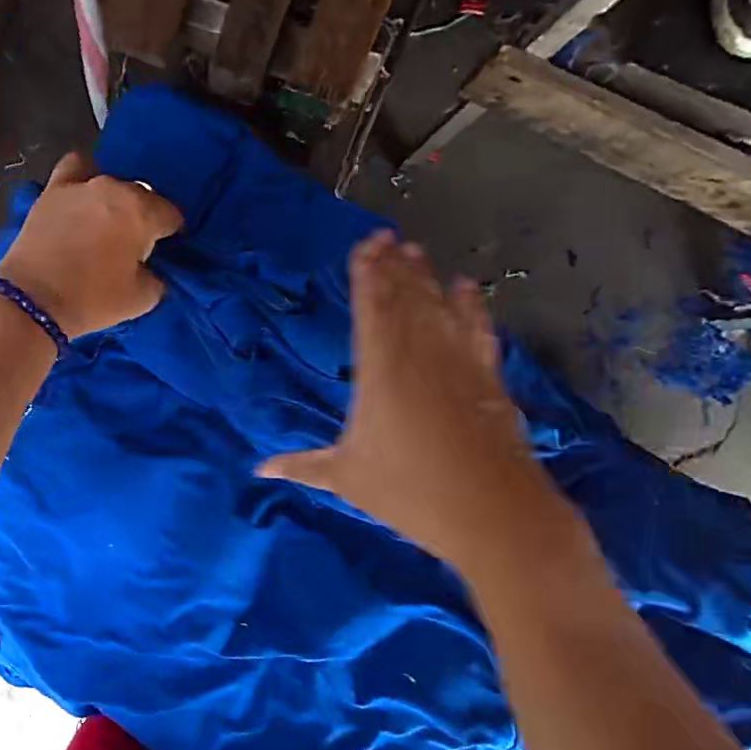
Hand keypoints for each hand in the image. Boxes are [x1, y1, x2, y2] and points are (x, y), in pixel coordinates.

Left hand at [0, 152, 182, 338]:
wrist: (34, 300)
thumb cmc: (93, 300)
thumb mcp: (142, 299)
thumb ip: (157, 278)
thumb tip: (151, 268)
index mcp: (143, 213)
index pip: (172, 215)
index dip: (171, 234)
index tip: (163, 251)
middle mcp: (116, 188)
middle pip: (143, 197)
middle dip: (143, 218)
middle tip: (132, 247)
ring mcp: (82, 185)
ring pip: (111, 183)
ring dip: (116, 200)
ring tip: (107, 224)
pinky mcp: (52, 190)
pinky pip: (75, 168)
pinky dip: (83, 177)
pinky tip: (83, 195)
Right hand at [258, 231, 573, 566]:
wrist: (492, 512)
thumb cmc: (409, 492)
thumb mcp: (346, 478)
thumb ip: (302, 467)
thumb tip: (258, 470)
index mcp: (380, 373)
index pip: (371, 311)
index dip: (366, 276)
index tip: (364, 247)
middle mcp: (420, 356)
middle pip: (405, 300)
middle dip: (393, 267)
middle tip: (385, 237)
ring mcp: (459, 364)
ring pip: (439, 308)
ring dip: (426, 278)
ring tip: (415, 250)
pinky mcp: (488, 378)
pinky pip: (478, 330)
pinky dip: (472, 306)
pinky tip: (466, 287)